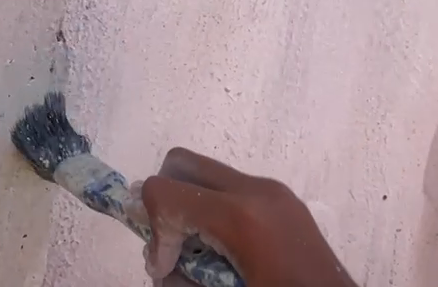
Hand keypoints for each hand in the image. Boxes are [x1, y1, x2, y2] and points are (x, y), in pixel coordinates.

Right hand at [140, 150, 354, 286]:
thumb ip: (183, 284)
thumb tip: (161, 268)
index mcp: (241, 217)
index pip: (164, 192)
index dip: (152, 230)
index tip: (164, 268)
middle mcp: (256, 190)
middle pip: (181, 163)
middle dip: (166, 203)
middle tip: (172, 246)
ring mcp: (274, 191)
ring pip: (206, 172)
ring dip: (190, 205)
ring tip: (202, 254)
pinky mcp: (285, 200)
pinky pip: (232, 188)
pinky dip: (215, 210)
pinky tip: (229, 251)